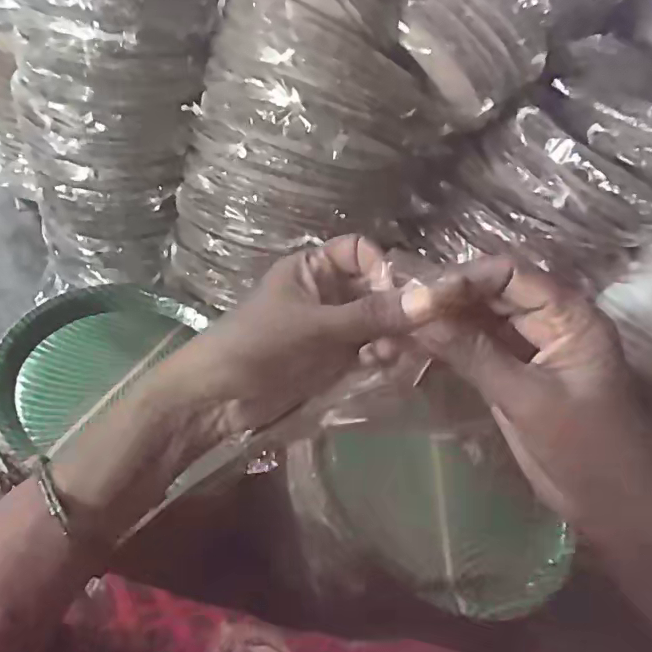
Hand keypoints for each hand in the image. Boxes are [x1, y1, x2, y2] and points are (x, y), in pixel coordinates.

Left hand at [152, 235, 488, 450]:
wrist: (218, 399)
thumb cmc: (260, 345)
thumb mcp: (317, 326)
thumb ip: (373, 315)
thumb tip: (432, 298)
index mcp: (313, 267)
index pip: (361, 251)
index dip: (383, 267)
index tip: (399, 293)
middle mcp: (326, 292)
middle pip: (376, 288)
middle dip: (395, 308)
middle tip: (415, 332)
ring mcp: (332, 327)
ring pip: (377, 322)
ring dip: (390, 337)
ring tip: (388, 356)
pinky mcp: (334, 359)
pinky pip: (369, 350)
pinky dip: (379, 357)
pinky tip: (382, 368)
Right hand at [409, 258, 651, 527]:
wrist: (615, 507)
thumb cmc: (586, 449)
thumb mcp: (528, 399)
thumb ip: (475, 355)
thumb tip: (421, 317)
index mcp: (568, 315)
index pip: (509, 275)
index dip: (462, 278)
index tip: (419, 295)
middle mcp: (547, 322)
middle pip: (488, 293)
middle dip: (443, 299)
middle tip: (395, 308)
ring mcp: (528, 348)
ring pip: (477, 320)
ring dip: (438, 323)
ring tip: (393, 328)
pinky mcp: (512, 373)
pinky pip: (473, 348)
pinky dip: (444, 348)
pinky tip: (409, 349)